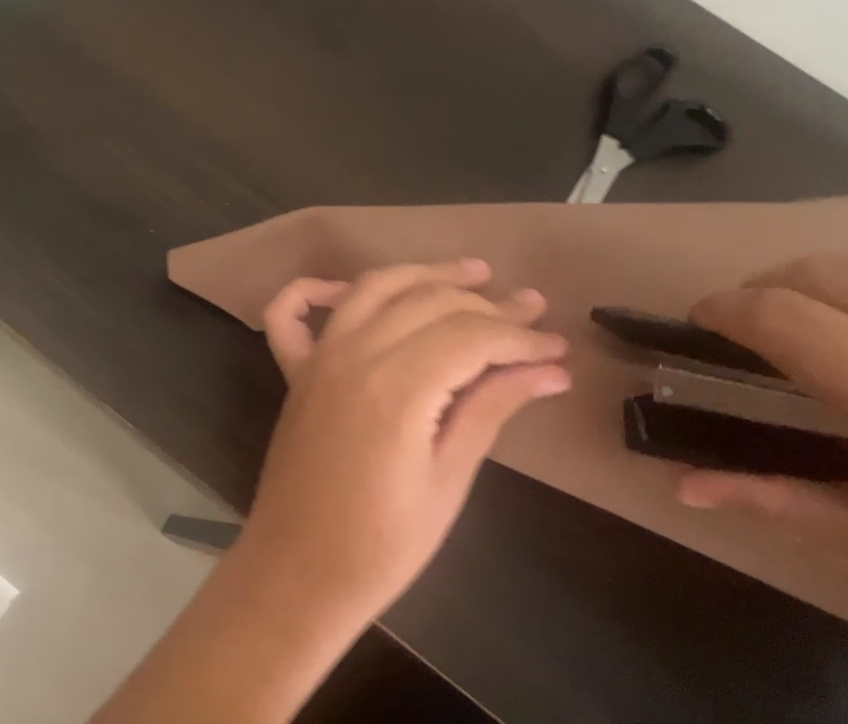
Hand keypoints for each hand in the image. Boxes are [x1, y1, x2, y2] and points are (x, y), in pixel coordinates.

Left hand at [238, 260, 570, 625]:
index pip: (471, 336)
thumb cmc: (384, 544)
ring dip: (422, 275)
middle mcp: (353, 355)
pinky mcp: (295, 374)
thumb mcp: (449, 479)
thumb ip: (491, 409)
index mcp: (397, 386)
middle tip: (532, 310)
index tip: (558, 348)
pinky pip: (289, 314)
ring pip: (373, 290)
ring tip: (472, 274)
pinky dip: (313, 290)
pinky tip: (344, 288)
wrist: (299, 573)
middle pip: (428, 302)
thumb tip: (550, 370)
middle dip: (485, 304)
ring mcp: (317, 360)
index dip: (520, 338)